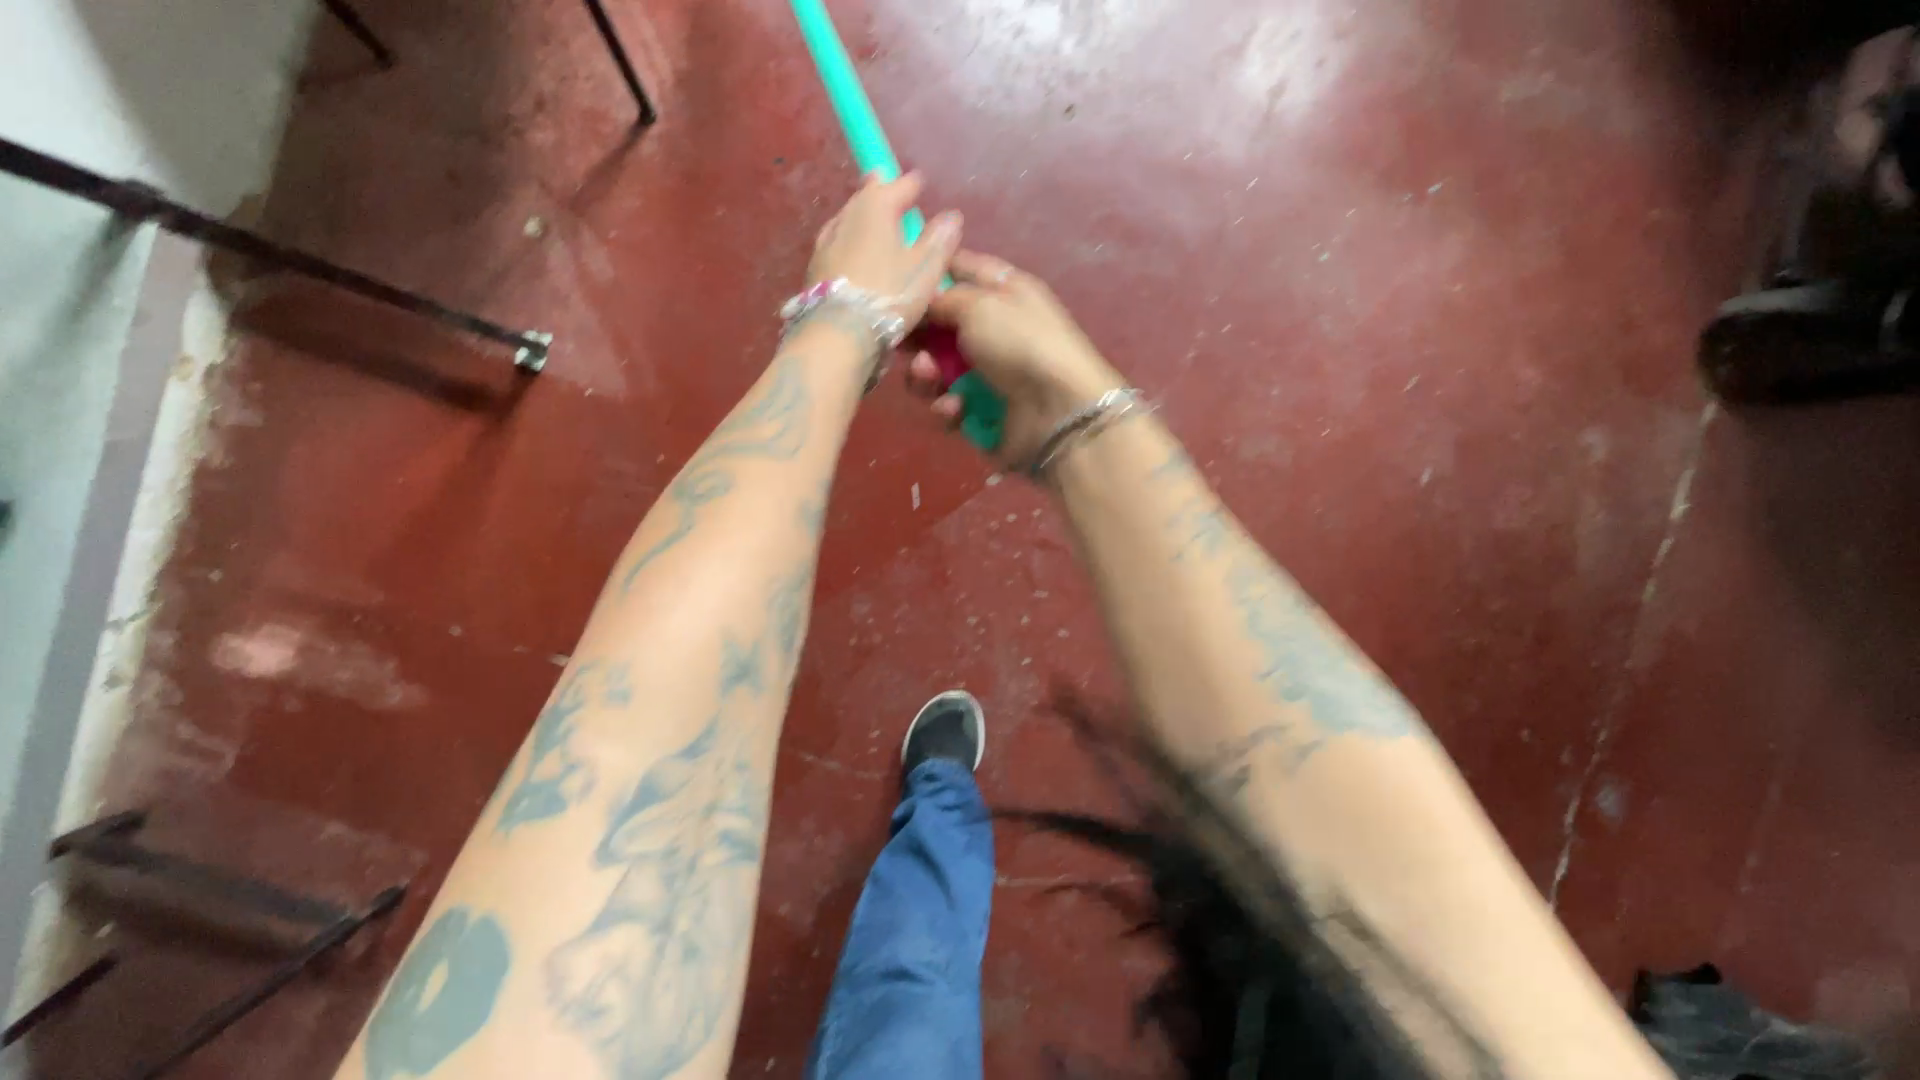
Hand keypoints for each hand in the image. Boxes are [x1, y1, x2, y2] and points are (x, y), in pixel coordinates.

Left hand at [807, 172, 961, 327]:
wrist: (838, 332)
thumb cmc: (888, 295)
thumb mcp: (925, 269)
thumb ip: (938, 240)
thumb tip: (951, 216)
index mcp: (876, 208)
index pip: (897, 186)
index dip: (910, 184)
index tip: (918, 182)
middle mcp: (848, 216)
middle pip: (865, 196)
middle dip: (878, 190)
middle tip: (885, 184)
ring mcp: (827, 241)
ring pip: (847, 218)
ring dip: (859, 214)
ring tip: (869, 216)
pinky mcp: (815, 267)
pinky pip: (836, 241)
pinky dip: (847, 238)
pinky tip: (848, 247)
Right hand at [905, 250, 1125, 468]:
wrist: (1059, 413)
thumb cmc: (1021, 344)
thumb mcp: (980, 304)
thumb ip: (942, 297)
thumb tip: (922, 301)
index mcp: (1004, 291)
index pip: (961, 269)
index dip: (929, 271)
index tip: (892, 277)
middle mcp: (996, 328)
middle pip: (940, 324)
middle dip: (917, 333)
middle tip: (898, 339)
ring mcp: (989, 373)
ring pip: (937, 369)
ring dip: (926, 374)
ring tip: (929, 377)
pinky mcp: (982, 412)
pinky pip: (949, 405)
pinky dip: (948, 407)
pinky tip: (956, 409)